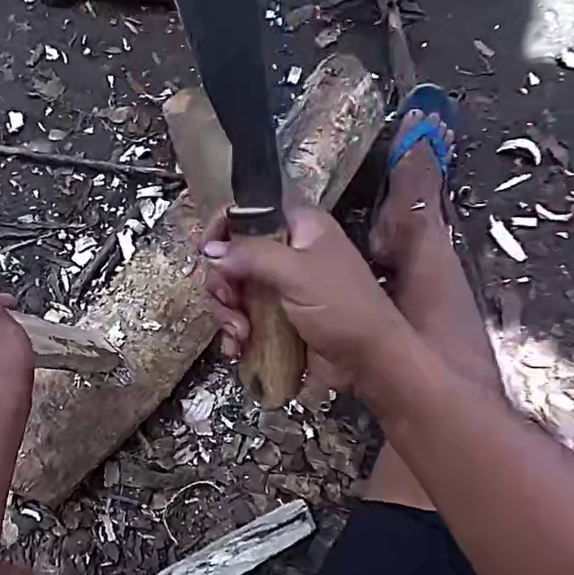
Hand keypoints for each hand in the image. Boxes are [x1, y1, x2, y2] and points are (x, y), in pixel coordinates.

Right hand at [199, 206, 409, 393]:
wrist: (369, 362)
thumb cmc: (342, 309)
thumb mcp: (298, 274)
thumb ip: (252, 255)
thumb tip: (209, 250)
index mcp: (301, 227)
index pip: (250, 212)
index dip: (223, 228)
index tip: (204, 251)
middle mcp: (289, 251)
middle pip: (234, 254)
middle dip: (223, 282)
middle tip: (227, 302)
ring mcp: (280, 285)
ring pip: (234, 287)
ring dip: (227, 311)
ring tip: (239, 334)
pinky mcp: (276, 316)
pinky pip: (242, 314)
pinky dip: (234, 330)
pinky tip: (237, 346)